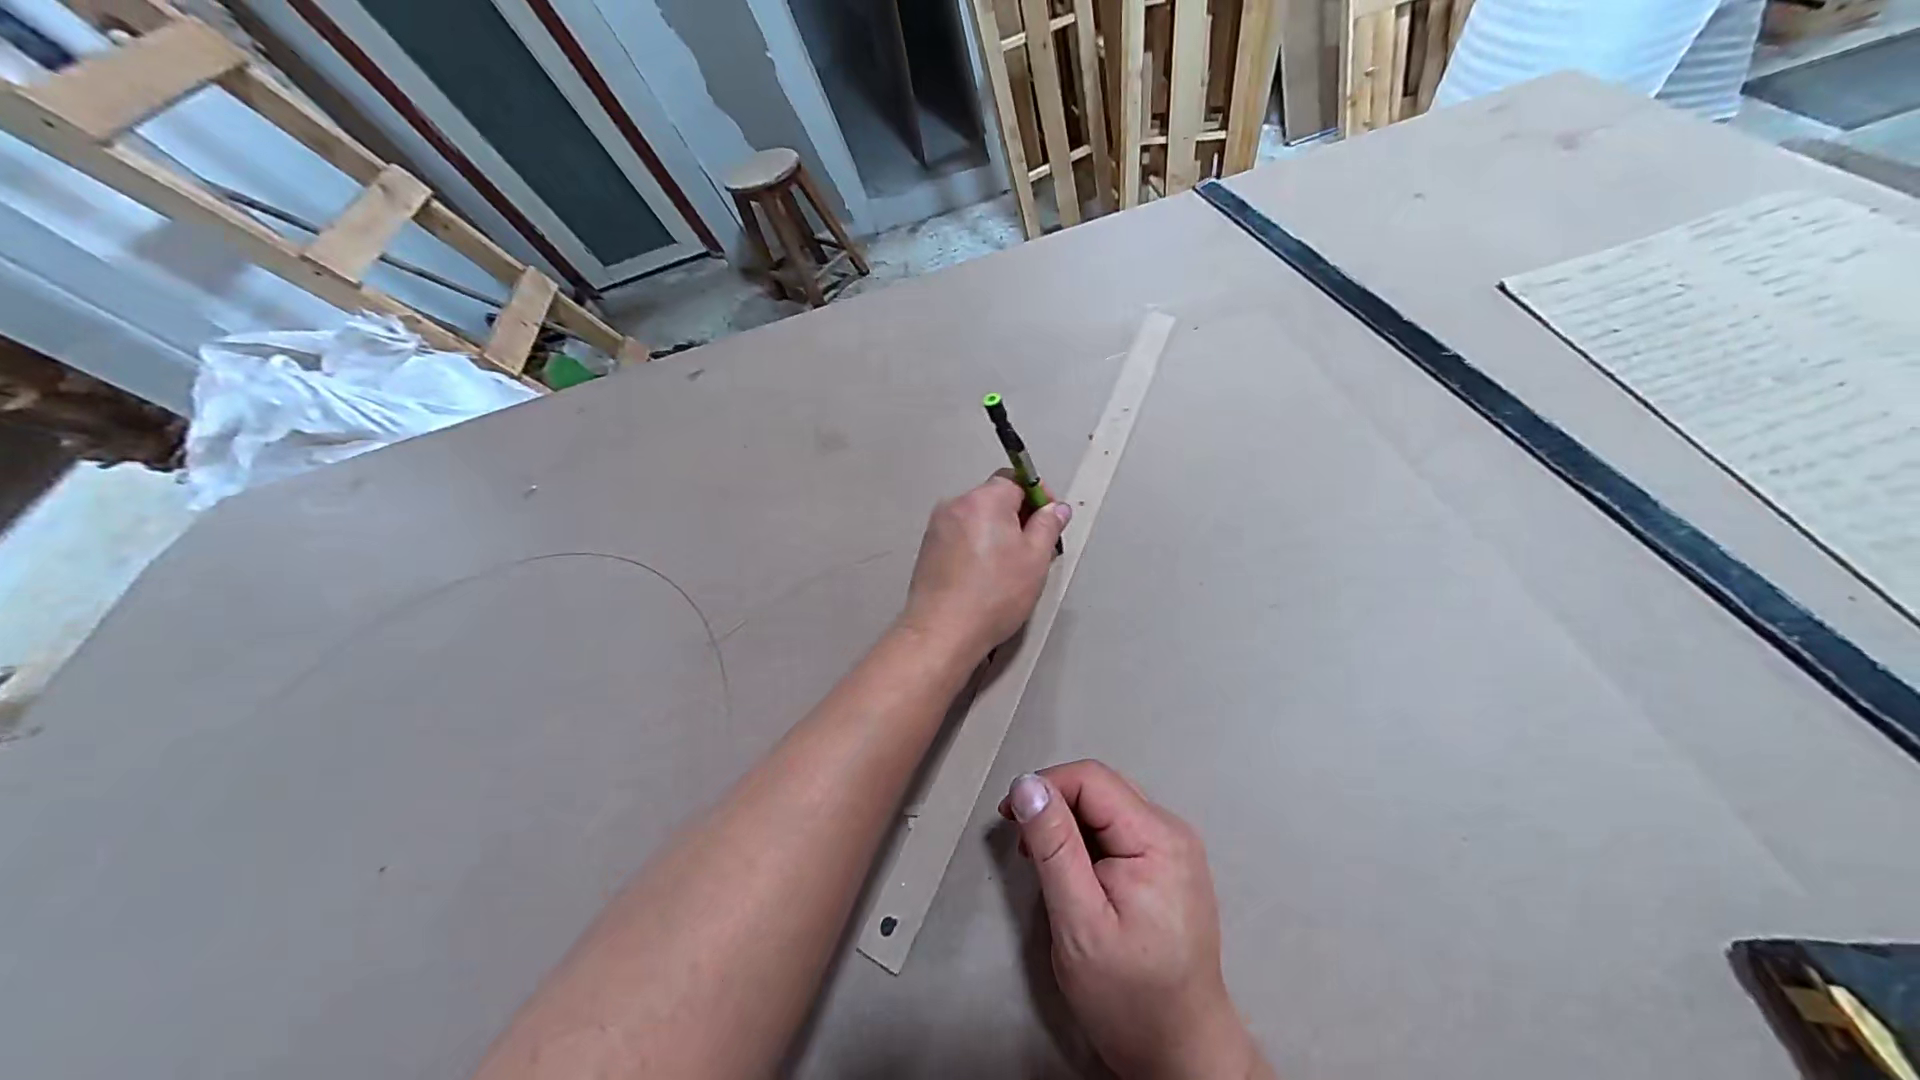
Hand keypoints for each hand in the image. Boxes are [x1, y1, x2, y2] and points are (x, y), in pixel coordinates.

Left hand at [896, 473, 1070, 660]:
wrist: (944, 630)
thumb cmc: (988, 598)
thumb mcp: (1036, 559)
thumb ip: (1048, 525)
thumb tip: (1055, 510)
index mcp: (984, 500)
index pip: (1017, 479)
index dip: (1038, 496)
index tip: (1049, 516)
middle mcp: (956, 506)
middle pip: (995, 497)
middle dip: (1017, 516)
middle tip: (1034, 547)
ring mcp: (939, 527)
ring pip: (978, 518)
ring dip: (996, 533)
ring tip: (1009, 568)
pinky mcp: (929, 548)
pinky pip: (961, 536)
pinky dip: (977, 547)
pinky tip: (986, 576)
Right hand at [999, 761, 1272, 1079]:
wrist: (1181, 1051)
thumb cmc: (1132, 997)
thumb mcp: (1079, 922)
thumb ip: (1053, 847)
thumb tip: (1028, 787)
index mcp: (1157, 839)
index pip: (1090, 778)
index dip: (1044, 787)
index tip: (1011, 815)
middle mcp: (1172, 832)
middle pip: (1100, 787)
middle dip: (1054, 804)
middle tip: (1024, 842)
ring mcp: (1173, 848)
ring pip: (1106, 805)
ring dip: (1067, 822)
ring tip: (1043, 861)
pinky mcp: (1166, 863)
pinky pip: (1117, 828)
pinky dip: (1085, 839)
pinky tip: (1071, 870)